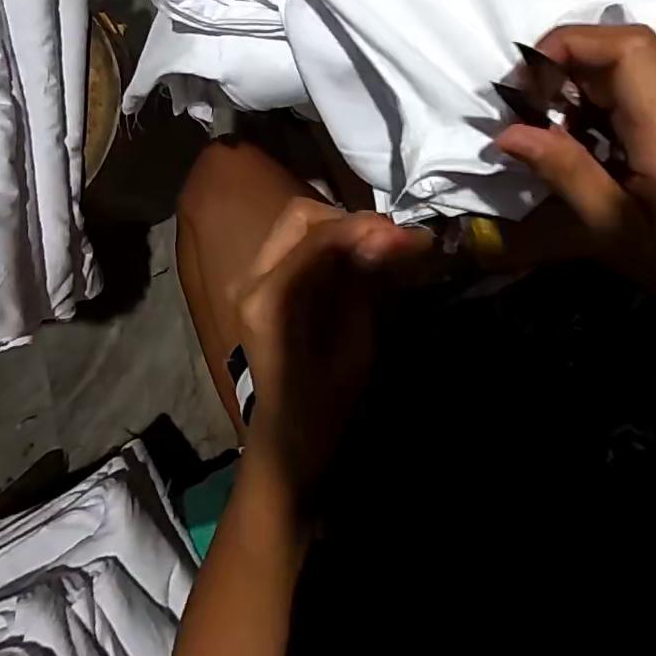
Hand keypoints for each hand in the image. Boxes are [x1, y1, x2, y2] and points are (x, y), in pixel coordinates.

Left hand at [234, 201, 430, 496]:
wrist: (284, 439)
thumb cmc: (321, 406)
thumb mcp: (354, 349)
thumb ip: (363, 286)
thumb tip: (390, 237)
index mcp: (268, 301)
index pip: (317, 238)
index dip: (364, 228)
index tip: (405, 234)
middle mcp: (250, 279)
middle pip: (301, 216)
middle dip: (351, 220)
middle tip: (392, 239)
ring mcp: (250, 277)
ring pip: (299, 223)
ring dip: (342, 227)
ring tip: (381, 246)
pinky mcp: (261, 281)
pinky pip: (298, 242)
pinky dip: (332, 240)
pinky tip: (360, 255)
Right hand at [494, 24, 655, 361]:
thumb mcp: (619, 233)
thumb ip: (566, 174)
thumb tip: (507, 134)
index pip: (628, 48)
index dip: (570, 44)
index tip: (527, 82)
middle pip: (623, 56)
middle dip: (566, 76)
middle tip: (531, 121)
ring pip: (632, 74)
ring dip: (584, 95)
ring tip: (559, 144)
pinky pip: (646, 93)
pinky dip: (607, 109)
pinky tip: (596, 151)